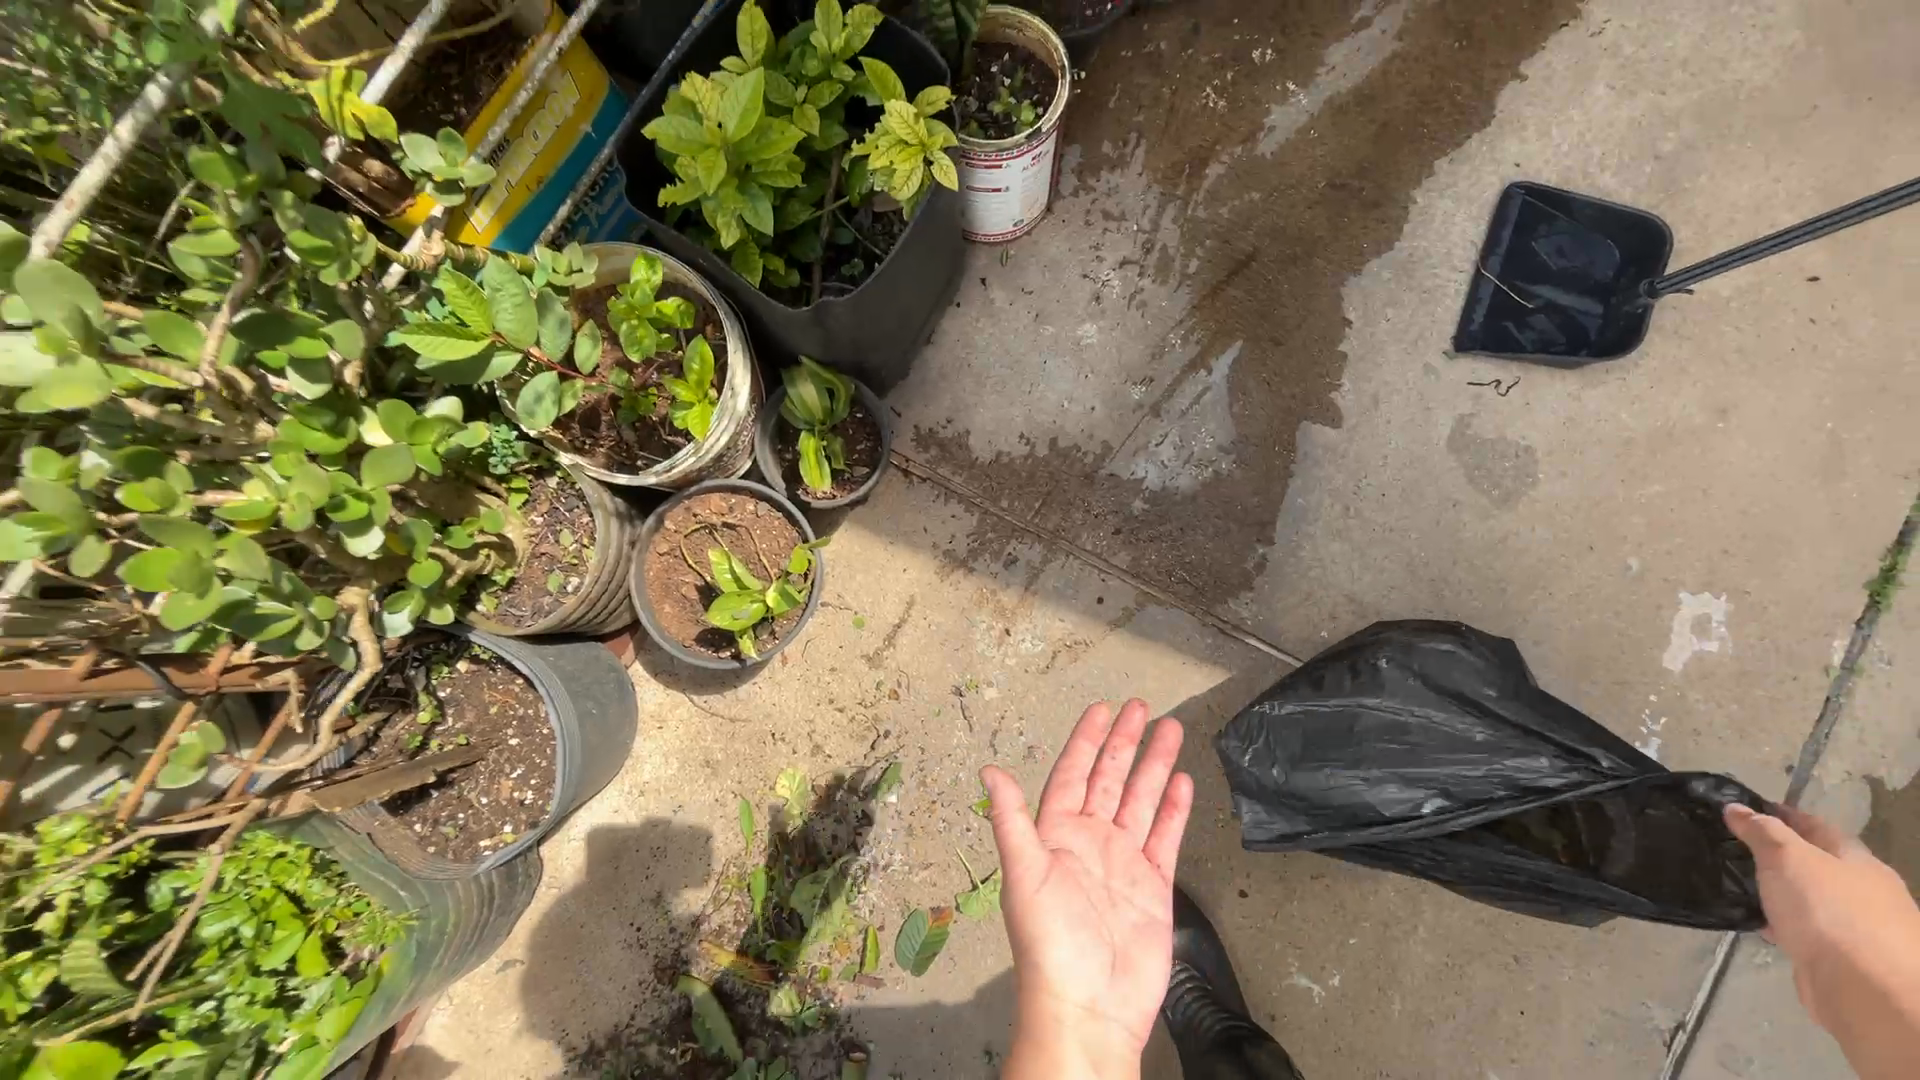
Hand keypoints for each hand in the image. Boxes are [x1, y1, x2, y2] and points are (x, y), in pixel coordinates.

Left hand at [982, 700, 1193, 1079]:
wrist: (1089, 1007)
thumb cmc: (1049, 943)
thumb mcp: (1023, 875)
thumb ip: (1012, 820)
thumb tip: (989, 770)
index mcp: (1057, 834)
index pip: (1073, 773)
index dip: (1086, 740)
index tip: (1101, 709)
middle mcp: (1090, 840)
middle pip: (1110, 778)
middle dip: (1125, 742)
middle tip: (1142, 707)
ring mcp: (1124, 861)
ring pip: (1142, 800)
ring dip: (1155, 766)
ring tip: (1171, 731)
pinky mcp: (1153, 885)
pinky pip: (1165, 837)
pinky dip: (1174, 810)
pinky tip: (1182, 782)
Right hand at [1725, 803, 1919, 1078]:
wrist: (1865, 990)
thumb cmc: (1828, 911)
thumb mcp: (1787, 857)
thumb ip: (1761, 831)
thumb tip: (1736, 808)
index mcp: (1861, 863)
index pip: (1818, 826)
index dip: (1782, 813)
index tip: (1743, 807)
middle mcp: (1867, 892)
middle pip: (1817, 862)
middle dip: (1778, 852)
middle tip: (1731, 844)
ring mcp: (1859, 927)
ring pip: (1809, 896)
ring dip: (1778, 888)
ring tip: (1734, 880)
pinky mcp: (1842, 956)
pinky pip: (1804, 927)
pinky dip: (1780, 919)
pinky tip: (1756, 919)